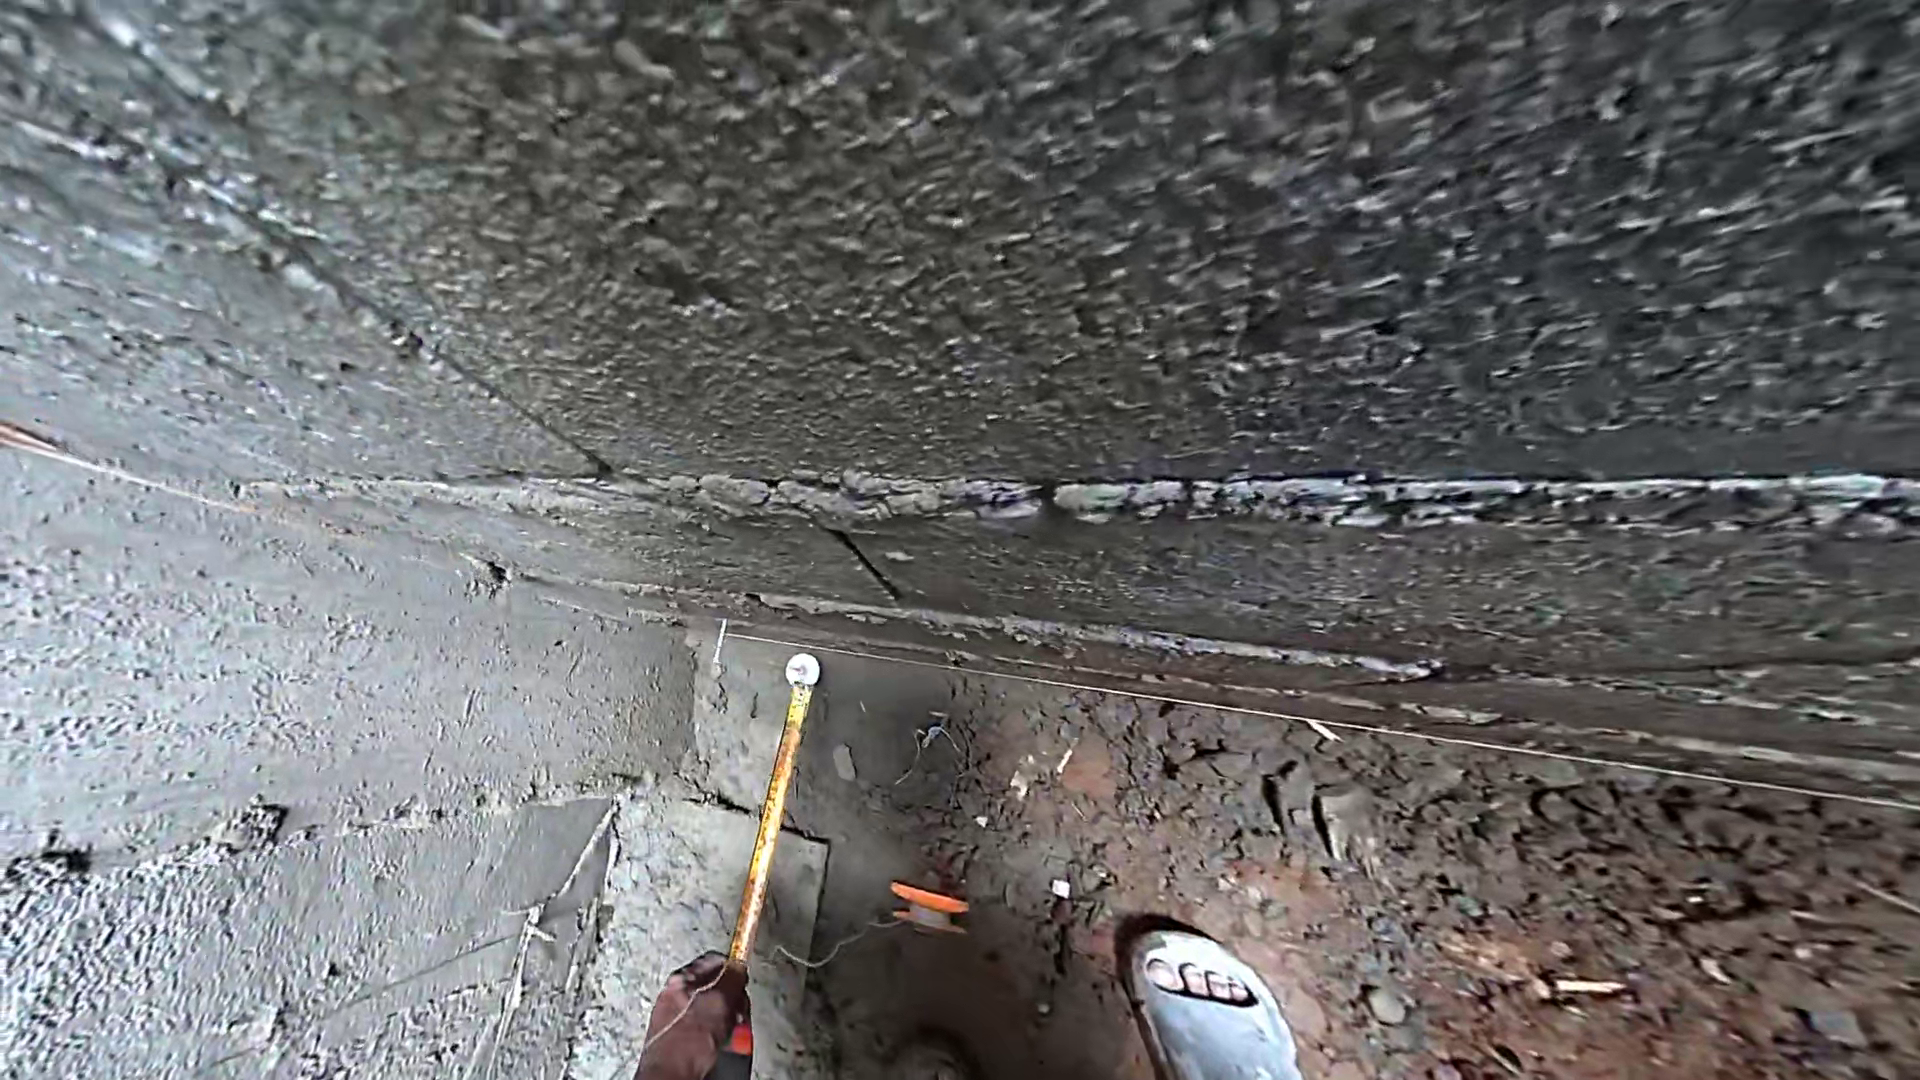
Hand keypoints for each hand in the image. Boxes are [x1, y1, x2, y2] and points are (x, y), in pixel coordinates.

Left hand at [635, 952, 749, 1079]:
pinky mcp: (683, 1043)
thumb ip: (733, 977)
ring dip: (729, 1018)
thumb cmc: (687, 1043)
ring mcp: (679, 1022)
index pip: (713, 960)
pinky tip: (724, 1043)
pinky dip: (721, 1035)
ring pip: (716, 1010)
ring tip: (732, 1031)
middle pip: (717, 987)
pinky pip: (710, 1031)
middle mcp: (676, 999)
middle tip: (738, 1011)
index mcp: (679, 981)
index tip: (743, 980)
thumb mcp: (719, 1001)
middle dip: (732, 999)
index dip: (732, 968)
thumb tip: (739, 966)